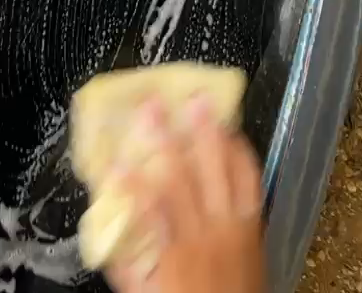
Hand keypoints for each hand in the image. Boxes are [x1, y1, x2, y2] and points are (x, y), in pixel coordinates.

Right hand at [104, 100, 266, 292]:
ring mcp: (235, 225)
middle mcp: (207, 233)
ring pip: (222, 171)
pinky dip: (242, 154)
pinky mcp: (254, 224)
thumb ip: (126, 260)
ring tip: (200, 101)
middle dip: (166, 138)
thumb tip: (106, 221)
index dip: (133, 182)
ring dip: (209, 134)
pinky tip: (232, 130)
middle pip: (185, 176)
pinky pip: (252, 182)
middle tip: (153, 103)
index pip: (151, 207)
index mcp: (177, 252)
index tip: (114, 160)